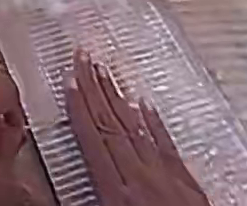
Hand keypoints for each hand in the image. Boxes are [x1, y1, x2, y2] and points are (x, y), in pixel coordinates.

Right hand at [67, 55, 206, 205]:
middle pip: (111, 123)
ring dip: (117, 95)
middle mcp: (141, 179)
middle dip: (93, 86)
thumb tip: (55, 192)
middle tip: (82, 55)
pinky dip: (154, 122)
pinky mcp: (191, 188)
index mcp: (118, 194)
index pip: (93, 137)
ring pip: (136, 128)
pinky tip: (144, 103)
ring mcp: (168, 181)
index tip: (69, 78)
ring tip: (104, 68)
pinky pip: (167, 147)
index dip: (79, 106)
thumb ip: (85, 202)